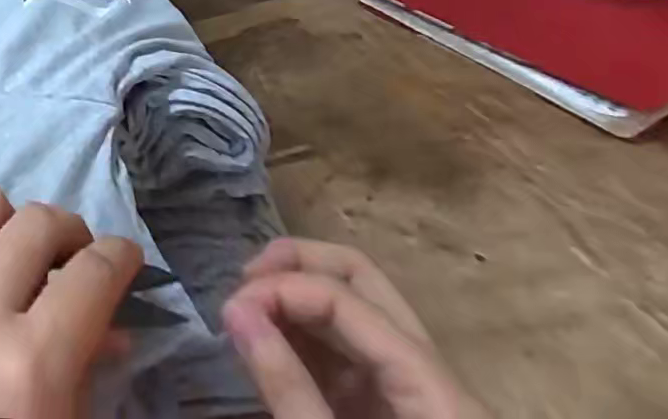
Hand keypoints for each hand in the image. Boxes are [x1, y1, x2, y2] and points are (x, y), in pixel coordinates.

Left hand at [0, 185, 141, 418]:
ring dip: (14, 222)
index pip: (92, 274)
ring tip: (24, 255)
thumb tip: (113, 322)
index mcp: (32, 364)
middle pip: (37, 223)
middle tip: (79, 260)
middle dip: (72, 231)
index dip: (121, 256)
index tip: (128, 256)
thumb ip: (91, 369)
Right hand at [222, 238, 491, 418]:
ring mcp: (416, 384)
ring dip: (293, 293)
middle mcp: (433, 370)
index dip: (281, 288)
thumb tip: (233, 309)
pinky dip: (302, 328)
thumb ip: (287, 385)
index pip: (345, 296)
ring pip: (353, 302)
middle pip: (360, 275)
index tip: (230, 310)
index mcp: (437, 385)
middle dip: (293, 265)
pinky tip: (270, 338)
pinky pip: (347, 342)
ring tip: (248, 310)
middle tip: (243, 282)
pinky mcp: (396, 402)